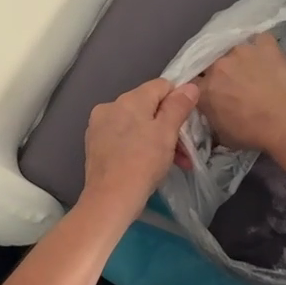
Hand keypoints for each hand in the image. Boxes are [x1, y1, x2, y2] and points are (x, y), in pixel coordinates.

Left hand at [82, 78, 198, 213]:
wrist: (111, 198)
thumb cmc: (143, 162)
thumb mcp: (167, 132)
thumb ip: (178, 106)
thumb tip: (190, 86)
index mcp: (129, 99)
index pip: (161, 86)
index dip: (178, 101)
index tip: (187, 124)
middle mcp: (110, 106)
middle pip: (148, 106)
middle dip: (168, 125)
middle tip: (183, 150)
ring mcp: (99, 126)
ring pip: (136, 123)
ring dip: (156, 138)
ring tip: (172, 161)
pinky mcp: (95, 144)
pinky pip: (123, 137)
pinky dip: (139, 145)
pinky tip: (148, 164)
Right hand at [196, 34, 285, 152]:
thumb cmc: (254, 133)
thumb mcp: (223, 136)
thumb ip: (211, 120)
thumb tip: (211, 117)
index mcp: (204, 89)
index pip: (193, 84)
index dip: (201, 89)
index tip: (211, 96)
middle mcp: (218, 64)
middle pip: (212, 64)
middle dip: (220, 74)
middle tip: (233, 85)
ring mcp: (241, 50)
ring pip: (234, 50)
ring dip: (239, 60)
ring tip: (253, 72)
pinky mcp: (264, 43)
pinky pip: (259, 40)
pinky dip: (261, 48)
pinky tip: (268, 57)